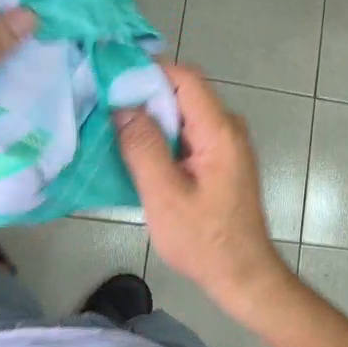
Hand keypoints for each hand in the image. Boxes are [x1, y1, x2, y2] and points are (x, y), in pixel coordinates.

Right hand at [115, 63, 289, 311]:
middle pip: (184, 92)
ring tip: (112, 127)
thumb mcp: (165, 196)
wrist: (244, 274)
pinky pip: (189, 133)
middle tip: (103, 105)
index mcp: (220, 131)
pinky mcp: (221, 159)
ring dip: (152, 118)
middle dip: (144, 95)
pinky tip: (136, 151)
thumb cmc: (205, 240)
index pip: (186, 77)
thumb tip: (123, 105)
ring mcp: (227, 143)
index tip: (112, 79)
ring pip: (185, 113)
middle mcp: (228, 128)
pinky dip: (164, 137)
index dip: (149, 71)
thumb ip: (144, 147)